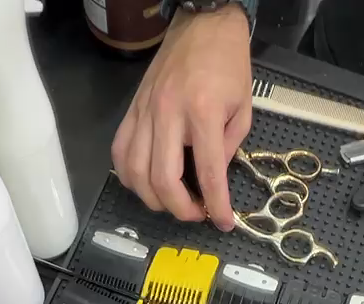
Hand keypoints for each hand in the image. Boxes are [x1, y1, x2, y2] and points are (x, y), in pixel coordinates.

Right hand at [110, 6, 252, 229]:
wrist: (202, 21)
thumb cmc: (227, 63)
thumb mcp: (243, 109)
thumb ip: (230, 148)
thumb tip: (213, 180)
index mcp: (203, 113)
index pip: (208, 174)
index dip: (216, 206)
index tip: (223, 223)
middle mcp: (169, 113)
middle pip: (163, 181)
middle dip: (180, 209)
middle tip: (195, 213)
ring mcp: (146, 111)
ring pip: (136, 172)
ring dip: (153, 199)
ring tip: (172, 202)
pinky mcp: (133, 109)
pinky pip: (120, 152)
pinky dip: (130, 177)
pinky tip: (146, 183)